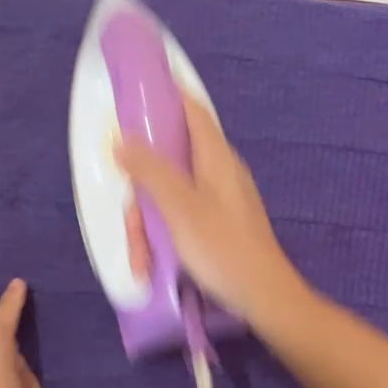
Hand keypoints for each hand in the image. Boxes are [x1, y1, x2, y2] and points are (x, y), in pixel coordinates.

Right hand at [116, 98, 306, 321]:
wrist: (265, 298)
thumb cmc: (224, 250)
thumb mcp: (180, 209)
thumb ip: (151, 171)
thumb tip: (123, 137)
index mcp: (216, 158)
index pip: (191, 109)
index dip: (167, 93)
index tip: (138, 89)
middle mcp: (219, 174)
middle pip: (169, 162)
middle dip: (143, 195)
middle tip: (135, 225)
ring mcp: (220, 202)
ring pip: (169, 198)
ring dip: (149, 230)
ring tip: (144, 263)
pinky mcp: (218, 228)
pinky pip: (180, 222)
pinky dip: (164, 241)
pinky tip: (155, 269)